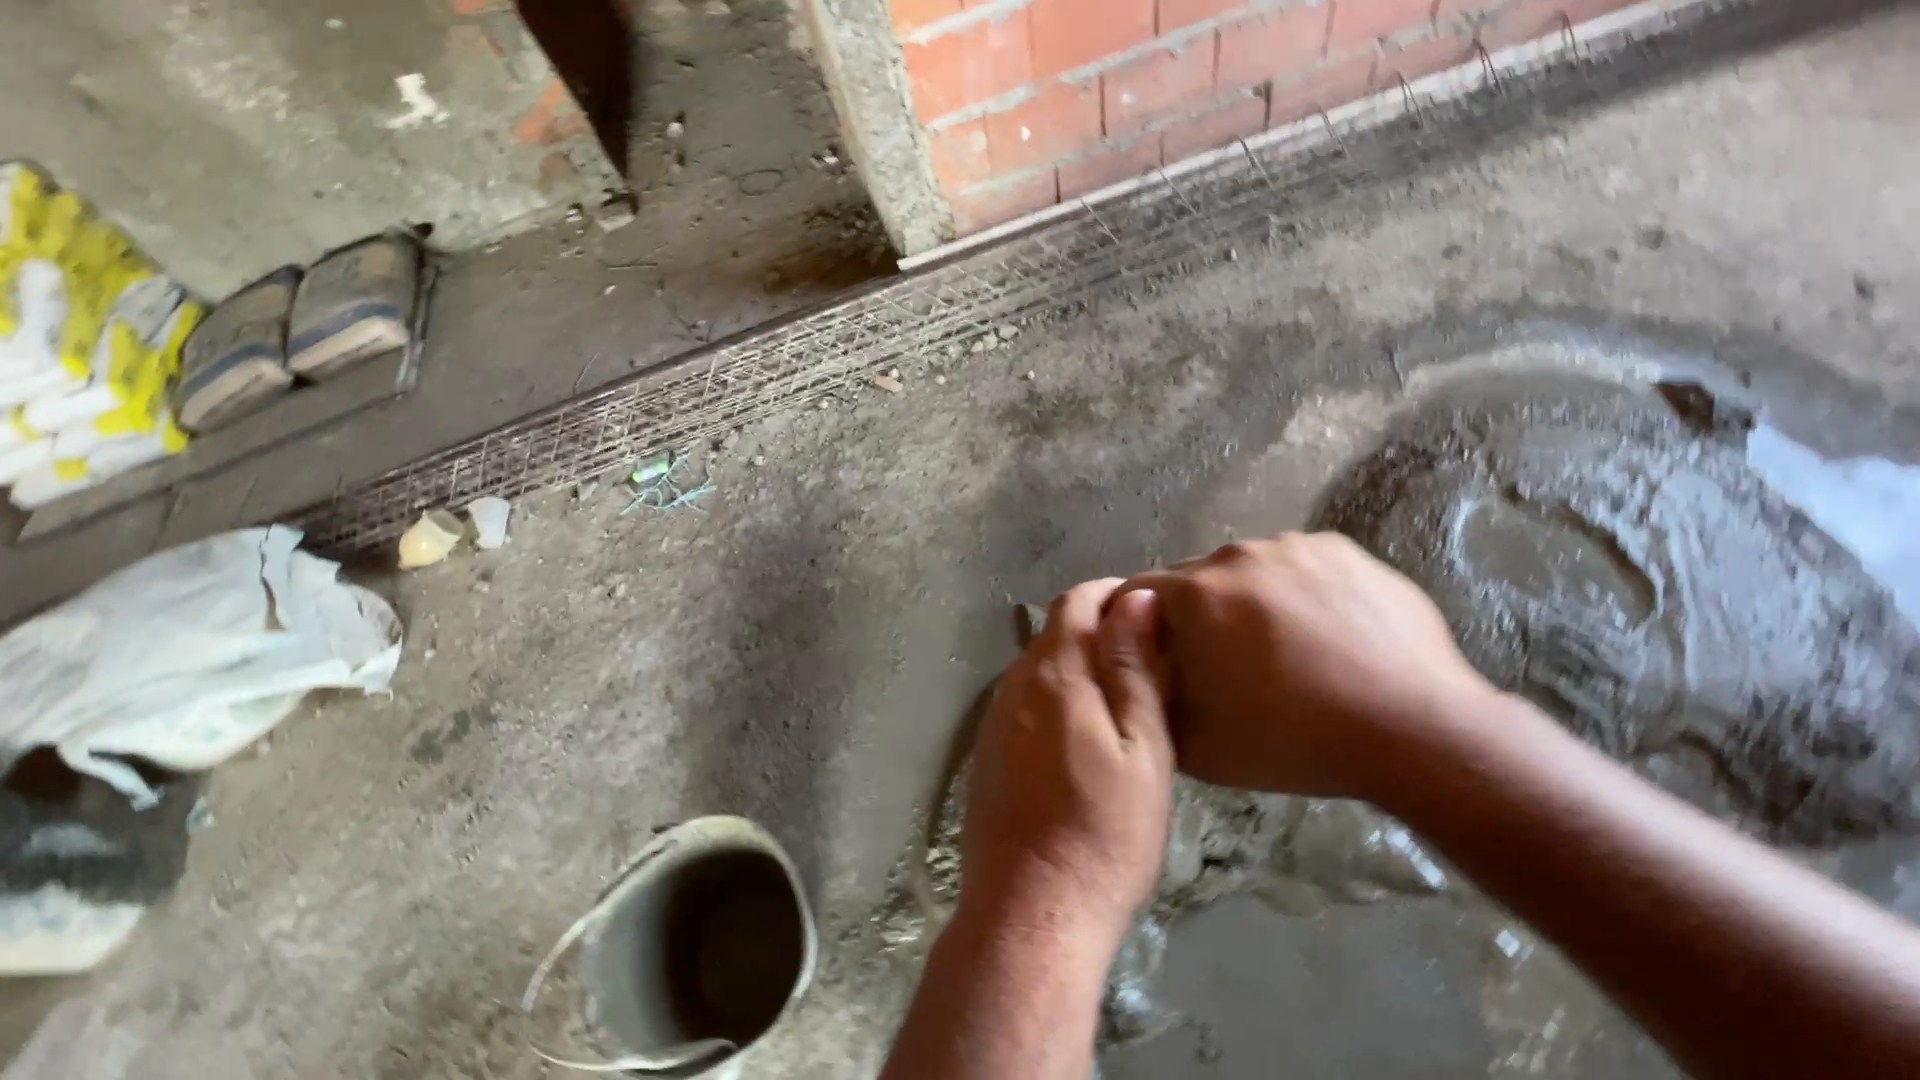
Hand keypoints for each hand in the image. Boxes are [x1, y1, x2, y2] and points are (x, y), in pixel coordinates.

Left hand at [959, 580, 1174, 945]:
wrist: (1031, 911)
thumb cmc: (1105, 832)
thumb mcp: (1141, 747)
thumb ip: (1133, 667)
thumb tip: (1134, 598)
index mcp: (1053, 674)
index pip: (1076, 602)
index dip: (1113, 594)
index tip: (1151, 609)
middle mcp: (1014, 686)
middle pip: (1054, 633)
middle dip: (1098, 628)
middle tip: (1149, 655)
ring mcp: (994, 722)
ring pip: (1038, 669)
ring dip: (1077, 666)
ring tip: (1124, 694)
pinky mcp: (988, 756)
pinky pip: (1025, 704)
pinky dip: (1057, 698)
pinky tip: (1083, 734)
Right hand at [1125, 532, 1491, 799]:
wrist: (1411, 729)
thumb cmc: (1291, 741)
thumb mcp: (1193, 744)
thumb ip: (1145, 696)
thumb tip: (1133, 668)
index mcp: (1195, 594)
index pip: (1135, 593)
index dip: (1135, 624)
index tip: (1153, 655)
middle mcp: (1238, 555)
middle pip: (1192, 578)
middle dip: (1193, 614)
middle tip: (1219, 661)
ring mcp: (1297, 547)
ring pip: (1248, 570)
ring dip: (1245, 600)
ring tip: (1279, 650)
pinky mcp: (1345, 551)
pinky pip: (1297, 567)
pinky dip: (1295, 592)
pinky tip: (1321, 635)